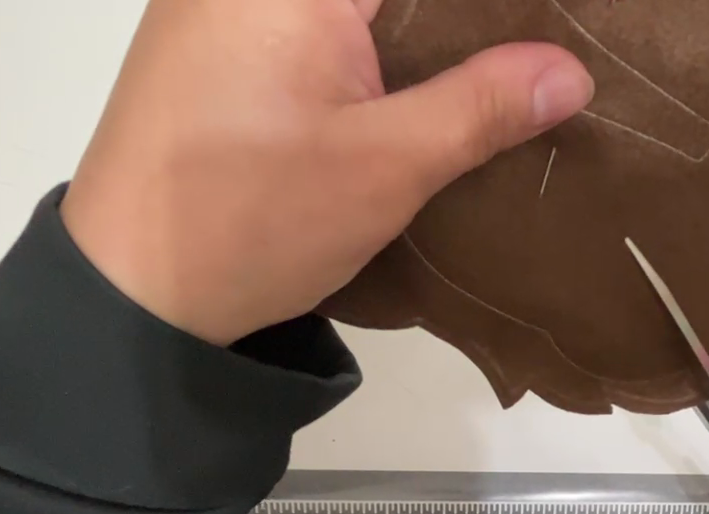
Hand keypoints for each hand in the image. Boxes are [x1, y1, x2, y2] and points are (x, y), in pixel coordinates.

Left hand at [61, 0, 593, 344]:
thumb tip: (572, 70)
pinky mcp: (218, 52)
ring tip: (488, 87)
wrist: (136, 290)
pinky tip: (418, 101)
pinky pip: (320, 35)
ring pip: (360, 16)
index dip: (492, 15)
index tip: (546, 40)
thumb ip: (479, 108)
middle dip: (462, 32)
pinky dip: (375, 63)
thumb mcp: (386, 169)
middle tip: (529, 69)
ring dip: (422, 49)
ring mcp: (226, 6)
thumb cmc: (257, 219)